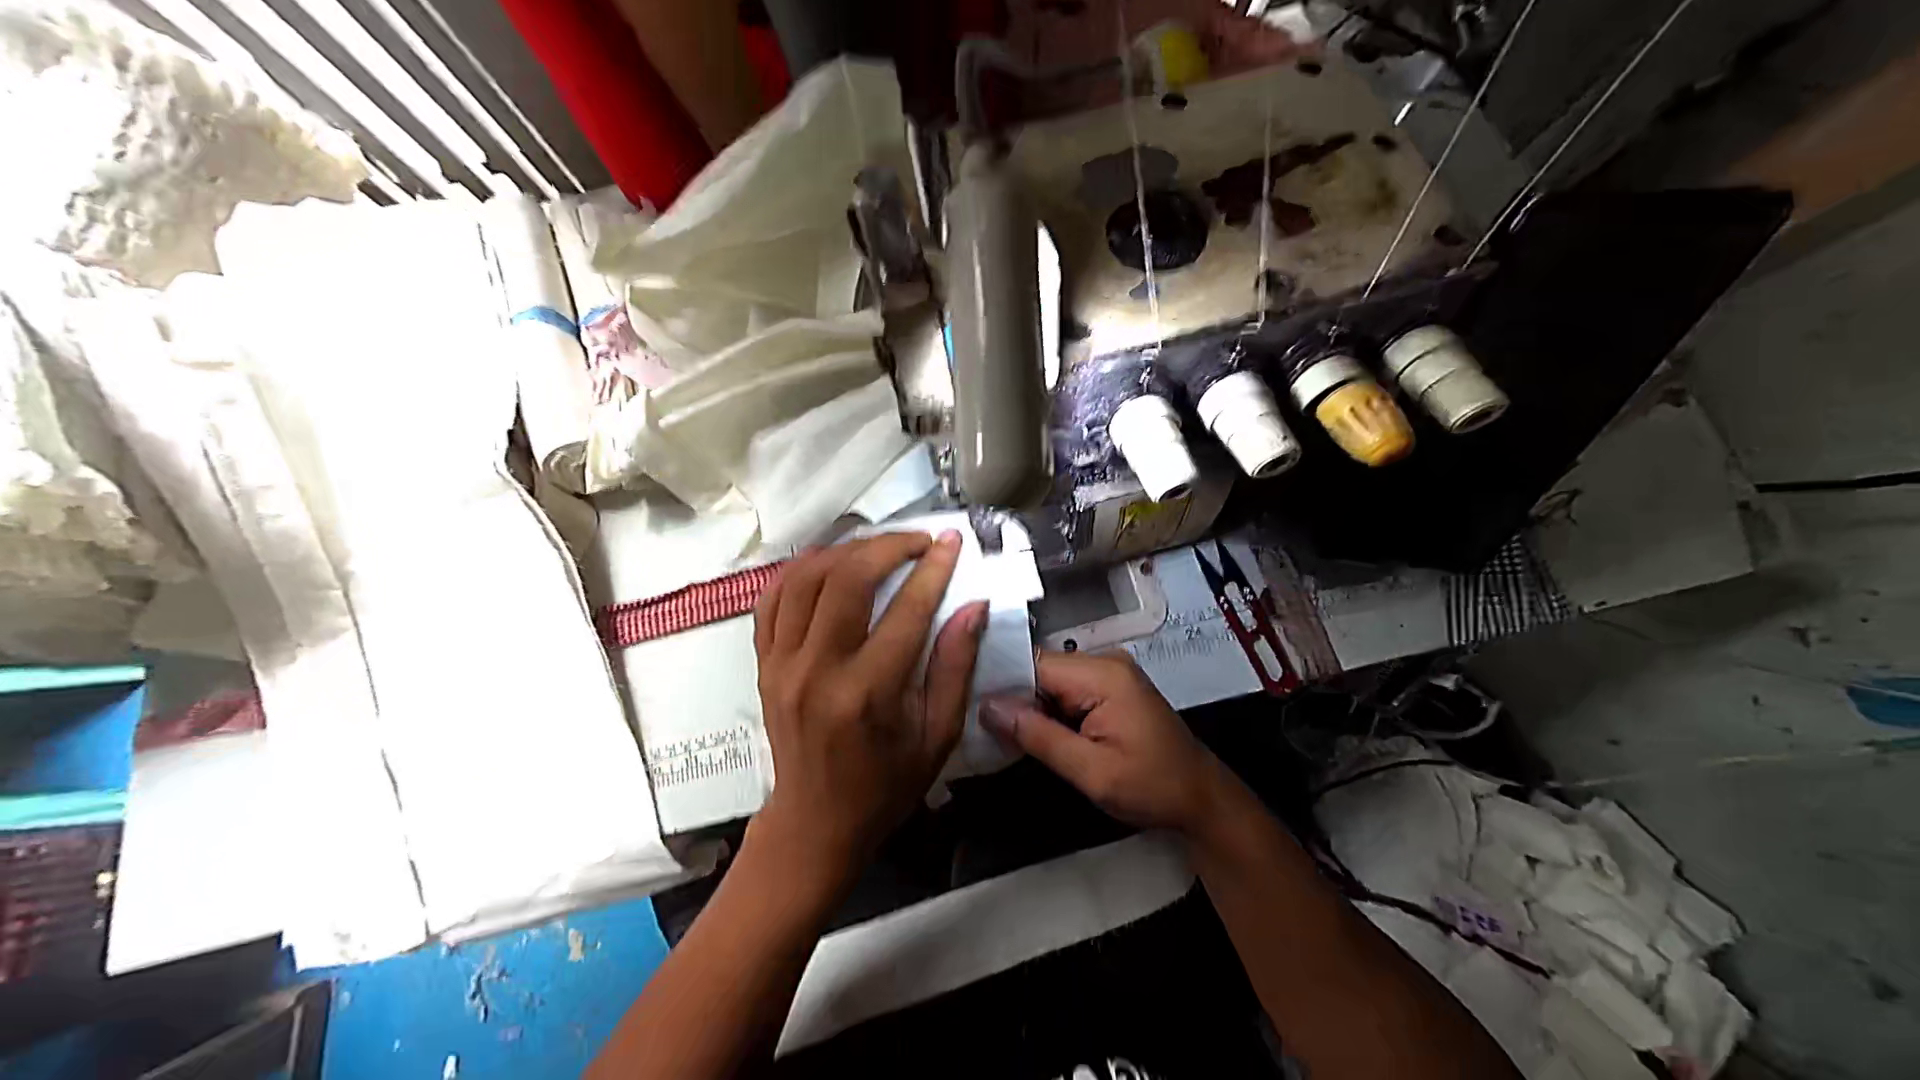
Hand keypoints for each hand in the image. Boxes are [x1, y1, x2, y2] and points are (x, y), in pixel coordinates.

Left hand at [750, 531, 987, 882]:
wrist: (816, 822)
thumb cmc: (886, 785)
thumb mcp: (938, 736)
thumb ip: (956, 667)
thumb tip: (972, 606)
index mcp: (867, 694)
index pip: (905, 611)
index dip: (932, 570)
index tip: (951, 544)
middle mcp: (817, 671)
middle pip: (846, 579)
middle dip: (888, 547)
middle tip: (918, 541)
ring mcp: (781, 664)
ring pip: (805, 579)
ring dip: (845, 550)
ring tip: (878, 547)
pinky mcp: (763, 664)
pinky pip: (772, 600)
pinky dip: (798, 571)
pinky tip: (827, 563)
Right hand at [981, 650, 1231, 835]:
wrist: (1202, 800)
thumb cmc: (1151, 787)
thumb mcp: (1091, 771)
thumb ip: (1038, 736)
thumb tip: (987, 706)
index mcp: (1102, 675)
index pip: (1034, 664)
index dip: (1000, 683)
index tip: (968, 705)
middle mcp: (1104, 662)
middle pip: (1040, 669)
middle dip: (1012, 697)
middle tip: (979, 725)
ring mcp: (1108, 674)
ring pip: (1049, 680)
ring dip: (1028, 706)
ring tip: (996, 731)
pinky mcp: (1109, 689)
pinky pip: (1065, 690)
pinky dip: (1047, 710)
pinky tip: (1029, 732)